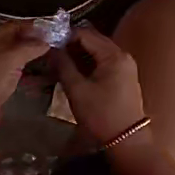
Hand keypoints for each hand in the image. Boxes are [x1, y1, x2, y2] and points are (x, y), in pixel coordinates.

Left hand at [0, 20, 51, 141]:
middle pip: (18, 41)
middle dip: (37, 42)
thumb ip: (29, 48)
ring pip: (20, 59)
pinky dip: (33, 75)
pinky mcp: (0, 86)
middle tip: (60, 44)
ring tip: (58, 59)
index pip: (14, 26)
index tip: (55, 28)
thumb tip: (47, 40)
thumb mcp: (8, 60)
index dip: (34, 26)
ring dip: (36, 58)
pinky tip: (48, 77)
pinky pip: (20, 76)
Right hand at [50, 27, 146, 143]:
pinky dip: (88, 62)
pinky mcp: (124, 76)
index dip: (65, 36)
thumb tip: (52, 49)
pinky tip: (73, 70)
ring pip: (97, 51)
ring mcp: (125, 66)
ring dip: (79, 54)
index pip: (86, 34)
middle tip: (51, 51)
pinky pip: (103, 61)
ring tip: (58, 60)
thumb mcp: (77, 90)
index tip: (48, 43)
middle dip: (72, 44)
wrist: (127, 141)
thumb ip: (63, 65)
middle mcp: (122, 55)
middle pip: (93, 40)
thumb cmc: (101, 115)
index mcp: (113, 55)